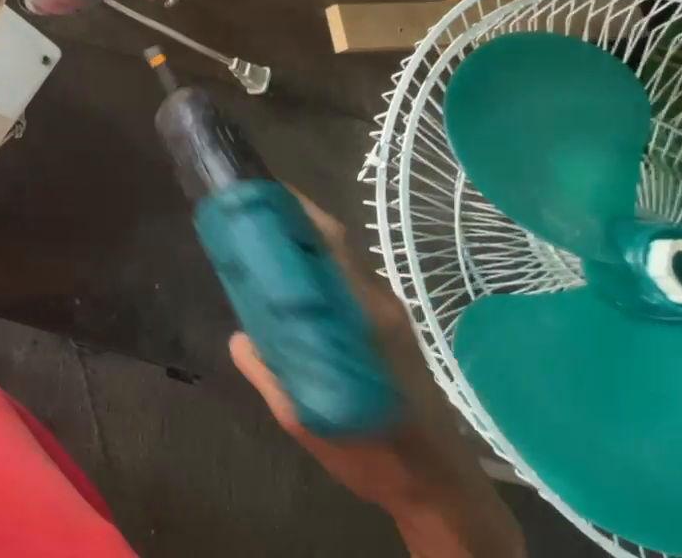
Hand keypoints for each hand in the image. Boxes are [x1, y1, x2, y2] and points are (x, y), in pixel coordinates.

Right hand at [230, 197, 523, 556]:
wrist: (439, 491)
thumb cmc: (370, 451)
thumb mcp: (301, 415)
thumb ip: (266, 369)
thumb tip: (241, 334)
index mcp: (360, 313)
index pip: (325, 242)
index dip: (292, 211)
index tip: (255, 191)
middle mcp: (378, 304)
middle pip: (332, 244)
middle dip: (290, 220)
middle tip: (246, 212)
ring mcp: (389, 317)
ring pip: (339, 264)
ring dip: (301, 248)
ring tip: (259, 247)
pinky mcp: (392, 333)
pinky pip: (346, 286)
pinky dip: (314, 275)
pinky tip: (289, 293)